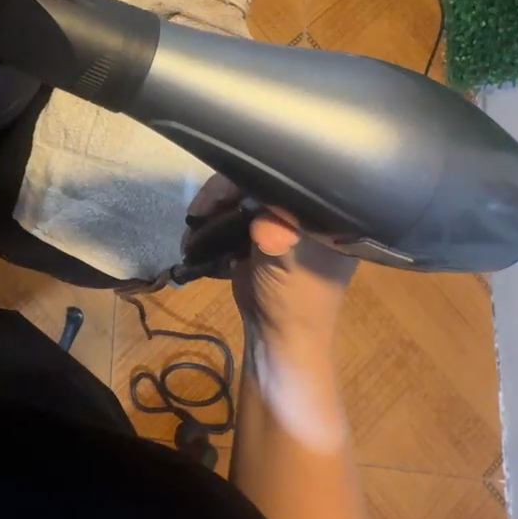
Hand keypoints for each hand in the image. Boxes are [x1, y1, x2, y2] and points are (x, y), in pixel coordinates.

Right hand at [193, 178, 358, 352]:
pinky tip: (200, 234)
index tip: (216, 197)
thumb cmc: (293, 300)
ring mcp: (281, 227)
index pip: (282, 179)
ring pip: (240, 201)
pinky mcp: (260, 239)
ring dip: (214, 212)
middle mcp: (304, 216)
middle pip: (256, 186)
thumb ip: (274, 225)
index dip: (245, 180)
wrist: (279, 338)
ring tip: (194, 226)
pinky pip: (234, 219)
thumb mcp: (286, 257)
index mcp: (323, 216)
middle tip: (197, 214)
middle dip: (222, 197)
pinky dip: (216, 224)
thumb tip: (252, 199)